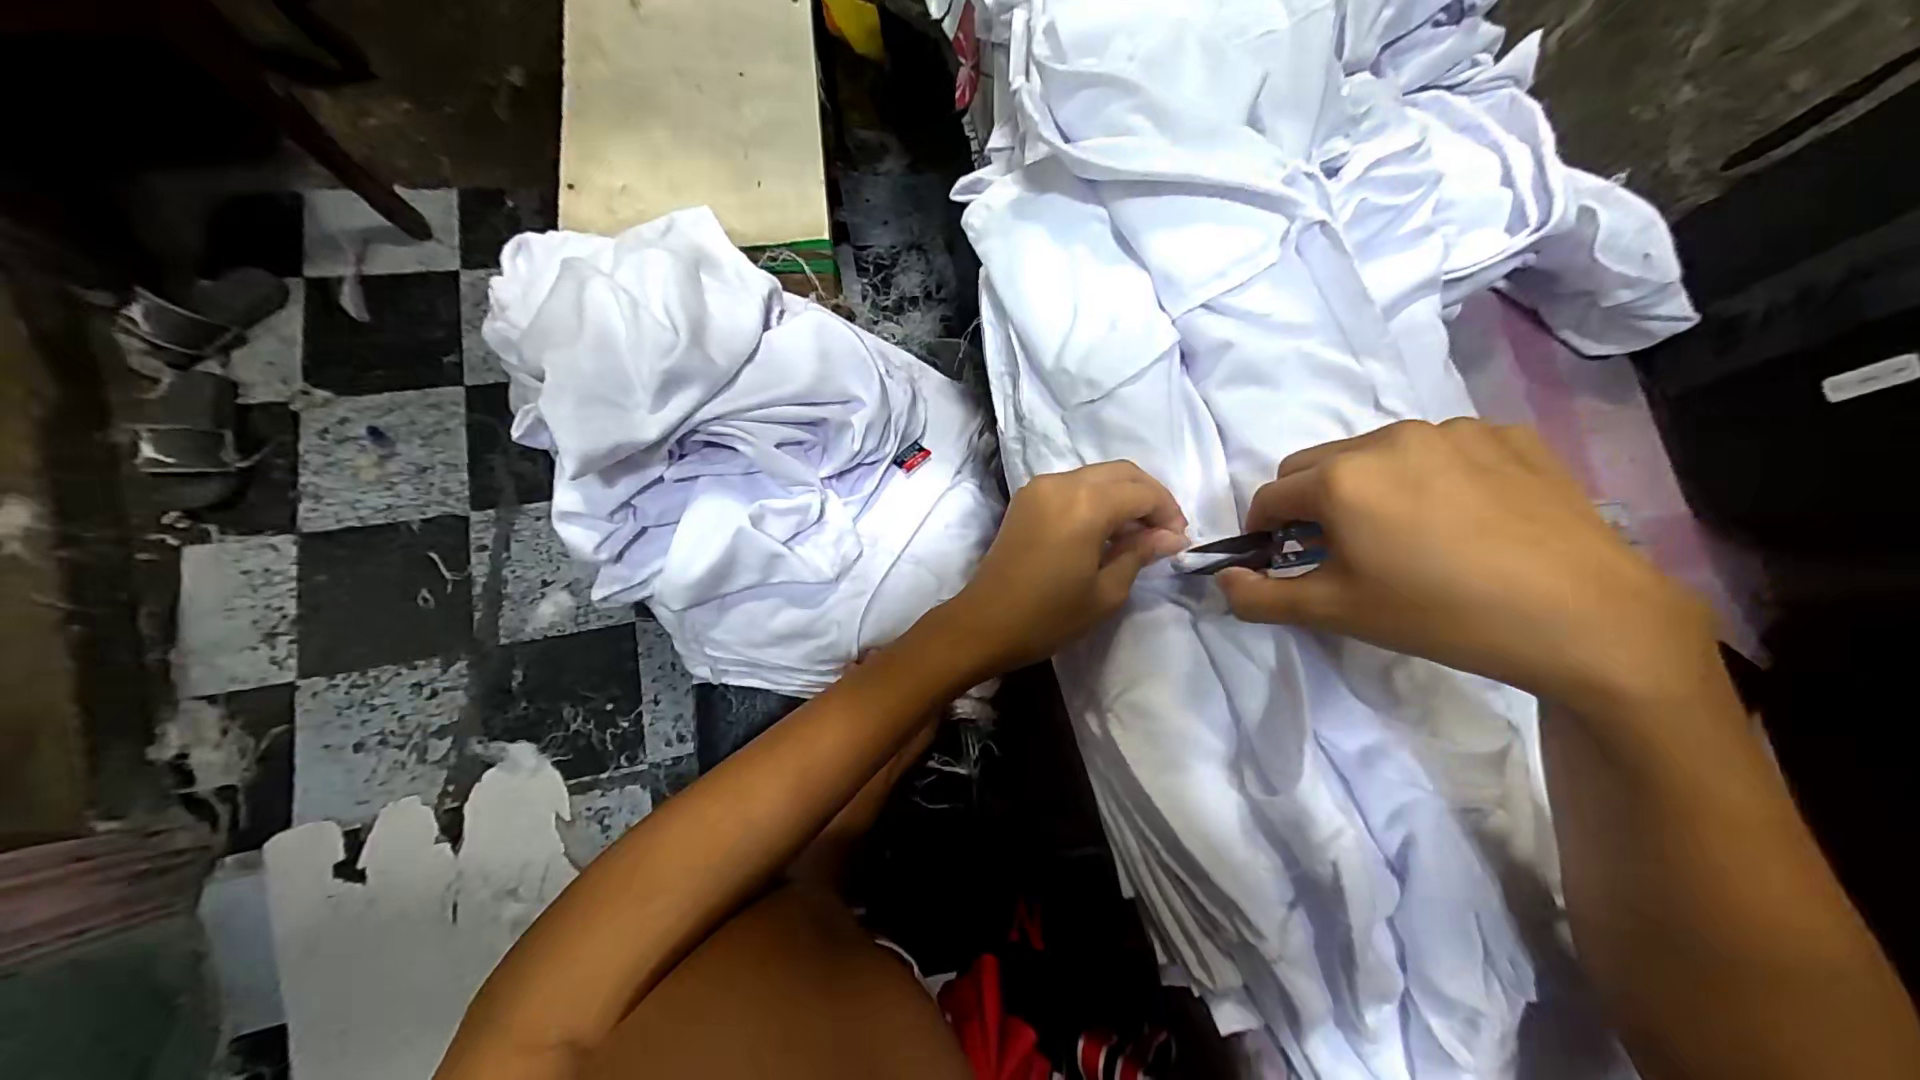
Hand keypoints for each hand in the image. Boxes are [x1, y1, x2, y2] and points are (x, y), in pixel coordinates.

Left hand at [931, 461, 1187, 678]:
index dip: (1167, 512)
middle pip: (1121, 472)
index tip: (1179, 541)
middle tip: (1164, 533)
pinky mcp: (1026, 498)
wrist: (984, 623)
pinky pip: (1073, 484)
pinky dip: (1097, 497)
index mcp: (1085, 504)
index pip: (1142, 492)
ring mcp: (1039, 487)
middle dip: (1149, 496)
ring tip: (1137, 533)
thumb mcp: (1106, 592)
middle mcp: (1062, 483)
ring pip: (1097, 475)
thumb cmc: (1048, 616)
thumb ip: (1140, 553)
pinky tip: (1106, 528)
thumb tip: (1171, 536)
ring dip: (1123, 495)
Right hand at [1216, 419, 1717, 717]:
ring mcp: (1453, 431)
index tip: (1280, 559)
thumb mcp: (1336, 613)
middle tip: (1339, 549)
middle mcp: (1388, 438)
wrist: (1587, 618)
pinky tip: (1465, 519)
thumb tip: (1220, 579)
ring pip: (1378, 453)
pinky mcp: (1508, 435)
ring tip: (1409, 534)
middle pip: (1316, 465)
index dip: (1263, 530)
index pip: (1270, 495)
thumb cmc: (1441, 615)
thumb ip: (1261, 597)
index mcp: (1340, 478)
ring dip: (1368, 486)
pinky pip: (1441, 449)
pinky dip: (1431, 476)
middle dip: (1309, 503)